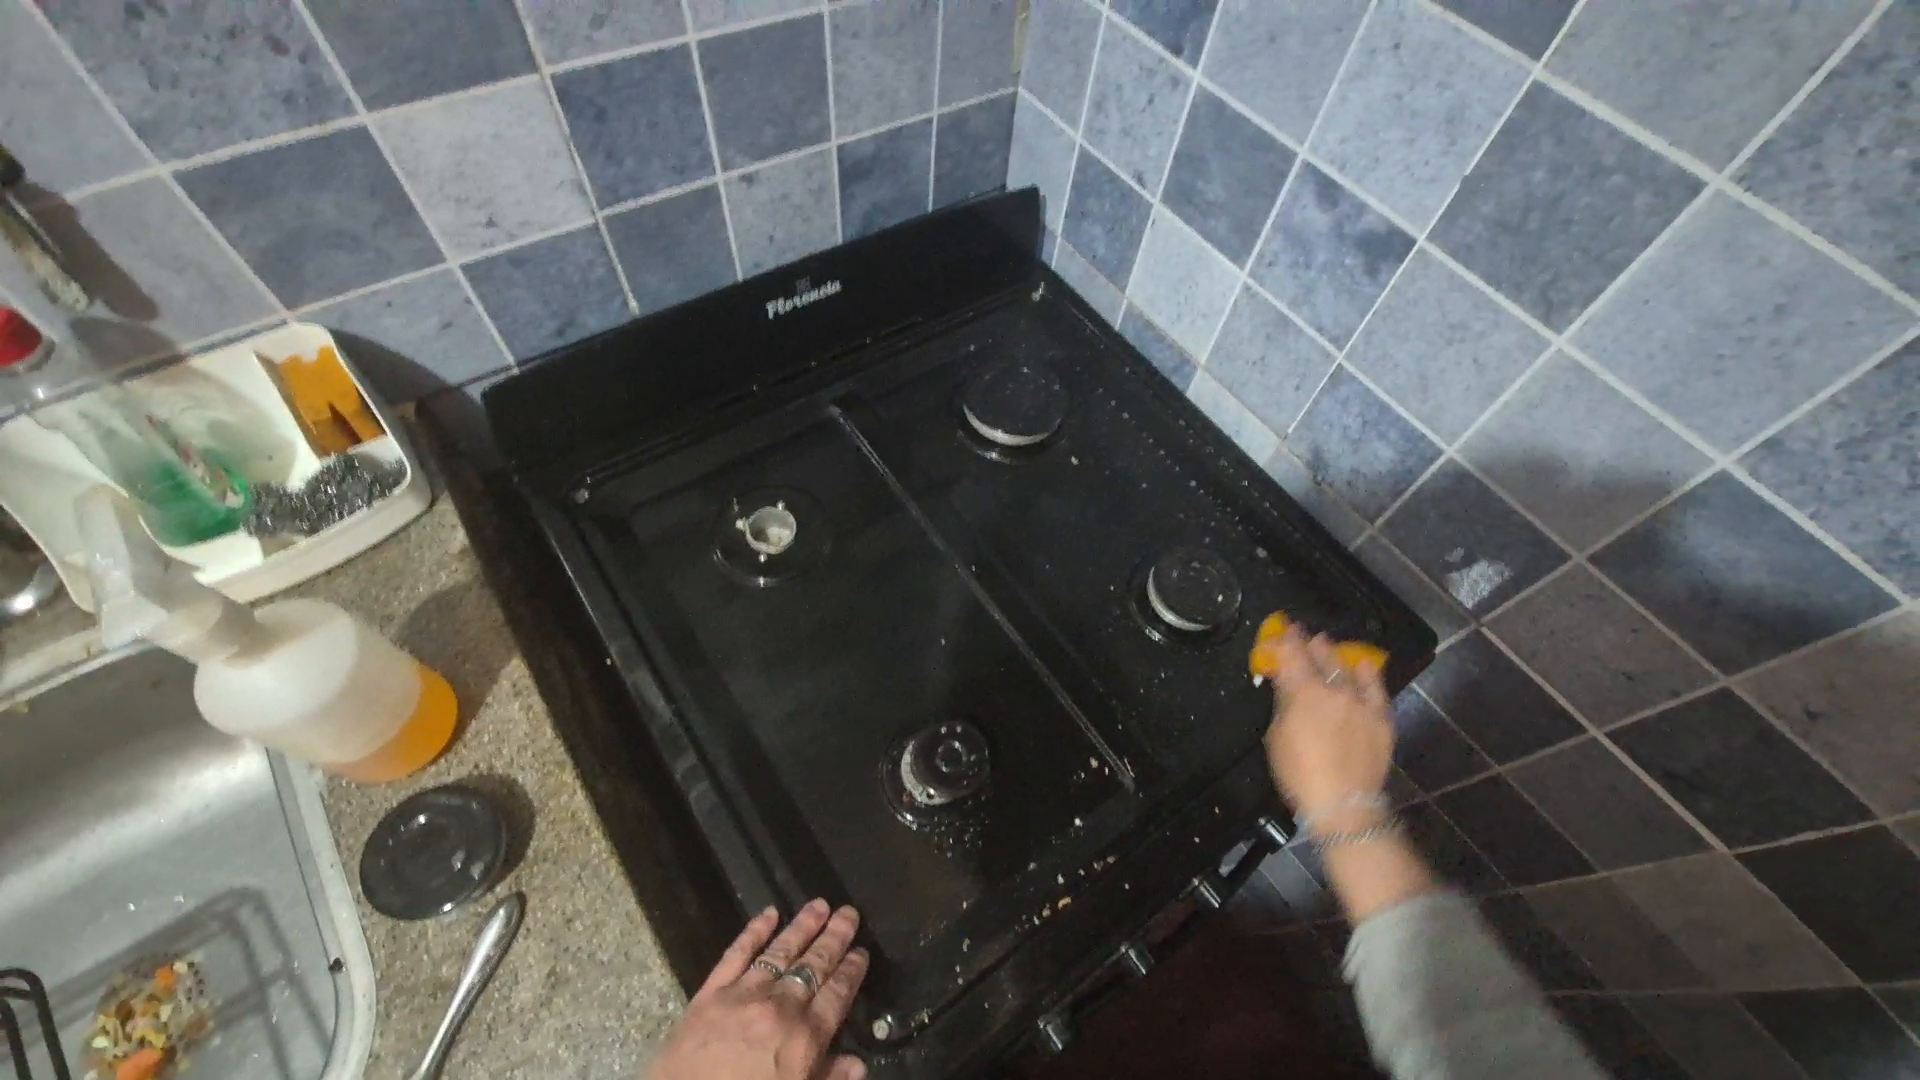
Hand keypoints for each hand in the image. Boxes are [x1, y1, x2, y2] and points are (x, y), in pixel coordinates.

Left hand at [645, 900, 869, 1079]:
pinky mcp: (711, 993)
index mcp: (804, 1039)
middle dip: (835, 938)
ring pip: (781, 951)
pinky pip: (737, 954)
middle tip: (849, 913)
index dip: (851, 971)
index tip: (862, 951)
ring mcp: (745, 994)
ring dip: (803, 926)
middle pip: (814, 965)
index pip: (837, 995)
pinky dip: (754, 931)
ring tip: (820, 904)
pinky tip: (769, 913)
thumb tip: (858, 1064)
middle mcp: (781, 1007)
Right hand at [1262, 627, 1393, 825]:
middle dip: (1310, 642)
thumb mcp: (1277, 735)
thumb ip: (1283, 703)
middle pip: (1321, 657)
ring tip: (1328, 645)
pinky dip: (1368, 674)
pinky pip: (1377, 689)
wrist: (1342, 803)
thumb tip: (1285, 684)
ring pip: (1348, 668)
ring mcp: (1361, 703)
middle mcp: (1334, 690)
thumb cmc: (1298, 772)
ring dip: (1335, 654)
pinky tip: (1364, 665)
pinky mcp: (1382, 718)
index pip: (1292, 656)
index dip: (1285, 640)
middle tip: (1303, 634)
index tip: (1283, 628)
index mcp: (1303, 693)